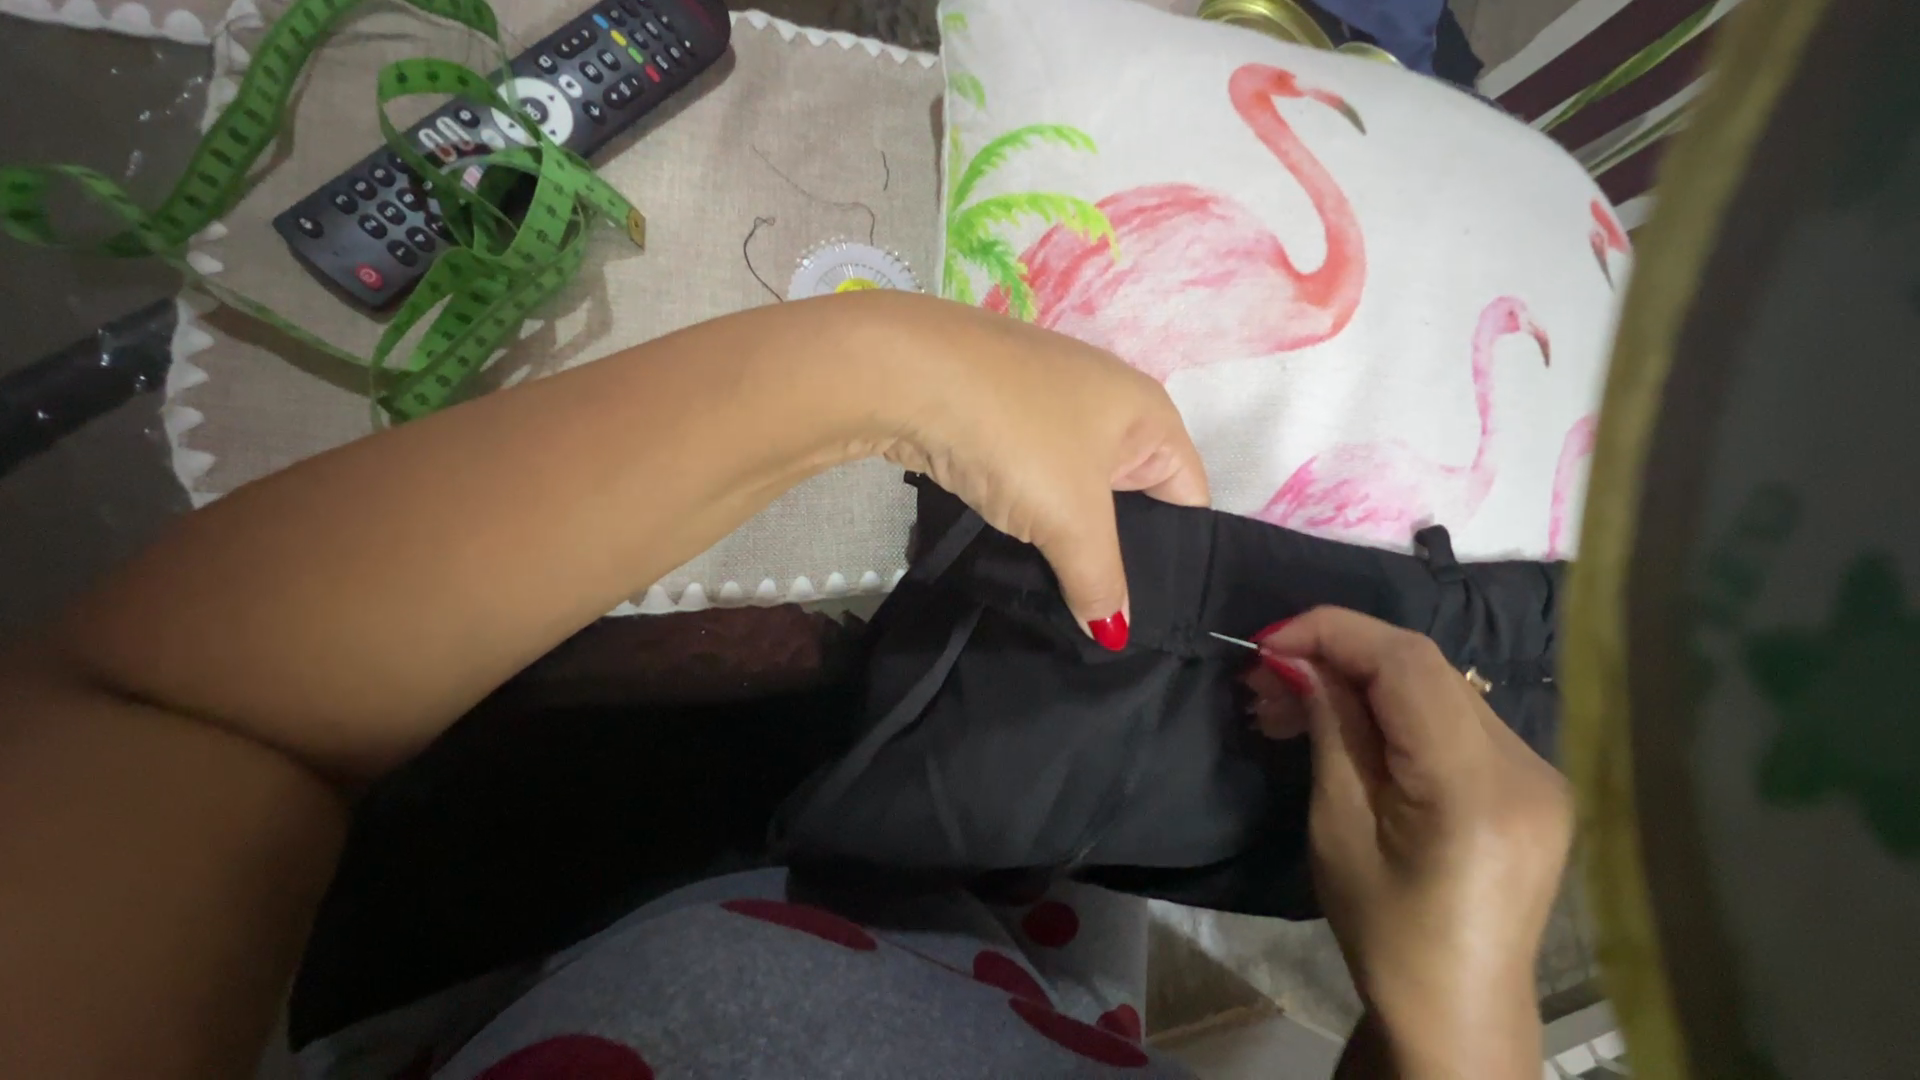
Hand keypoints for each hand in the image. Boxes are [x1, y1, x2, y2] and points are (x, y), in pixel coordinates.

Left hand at [861, 293, 1209, 644]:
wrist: (905, 372)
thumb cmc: (1016, 436)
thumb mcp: (1070, 517)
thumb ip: (1100, 579)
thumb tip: (1114, 633)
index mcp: (1149, 413)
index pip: (1188, 498)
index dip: (1176, 557)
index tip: (1150, 614)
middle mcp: (1107, 401)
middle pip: (1131, 496)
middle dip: (1114, 554)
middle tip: (1099, 615)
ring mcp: (1048, 403)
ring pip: (1075, 490)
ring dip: (1065, 538)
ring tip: (1056, 596)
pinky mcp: (999, 414)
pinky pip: (1032, 477)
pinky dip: (1027, 513)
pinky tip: (1014, 552)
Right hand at [1251, 608, 1572, 1078]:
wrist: (1458, 1007)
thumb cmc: (1384, 929)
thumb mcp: (1337, 825)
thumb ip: (1330, 727)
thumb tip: (1297, 658)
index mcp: (1474, 786)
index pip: (1406, 663)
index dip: (1332, 632)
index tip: (1265, 644)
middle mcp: (1522, 765)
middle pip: (1422, 664)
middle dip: (1336, 652)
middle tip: (1266, 676)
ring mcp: (1535, 771)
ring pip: (1435, 684)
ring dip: (1358, 677)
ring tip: (1290, 700)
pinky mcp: (1529, 780)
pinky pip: (1450, 715)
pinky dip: (1390, 705)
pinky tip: (1346, 723)